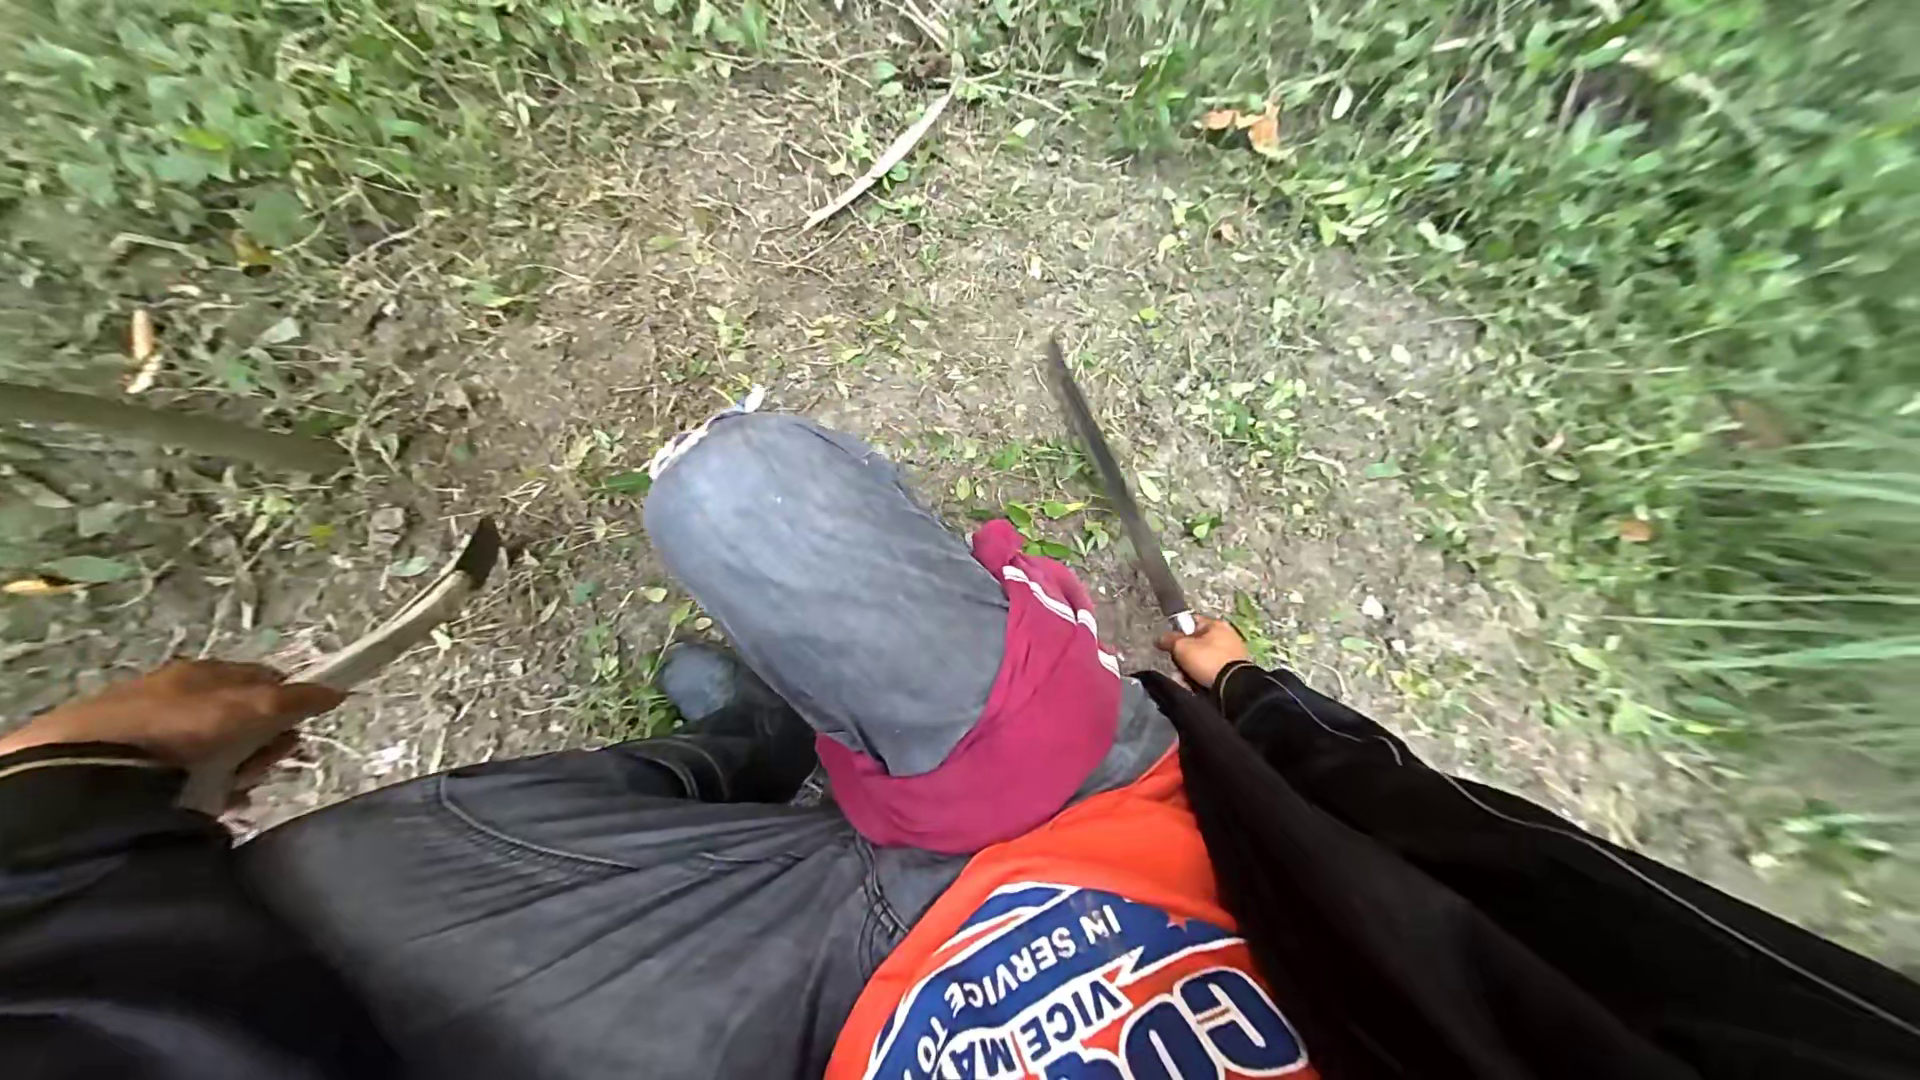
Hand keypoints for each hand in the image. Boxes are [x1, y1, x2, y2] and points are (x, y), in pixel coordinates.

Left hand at [0, 660, 341, 790]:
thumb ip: (306, 696)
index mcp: (203, 670)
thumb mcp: (263, 707)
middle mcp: (170, 691)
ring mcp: (138, 727)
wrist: (89, 772)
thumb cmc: (191, 726)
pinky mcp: (112, 762)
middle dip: (263, 739)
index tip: (297, 724)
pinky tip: (202, 796)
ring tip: (233, 783)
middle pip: (241, 715)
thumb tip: (337, 691)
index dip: (288, 700)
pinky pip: (176, 771)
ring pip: (213, 745)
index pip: (264, 678)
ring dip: (234, 764)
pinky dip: (196, 783)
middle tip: (266, 758)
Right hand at [1155, 615, 1251, 688]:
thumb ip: (1168, 639)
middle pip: (1195, 644)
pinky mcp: (1235, 671)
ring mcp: (1233, 654)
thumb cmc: (1207, 659)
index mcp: (1216, 625)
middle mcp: (1227, 636)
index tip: (1169, 645)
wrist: (1233, 687)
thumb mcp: (1181, 647)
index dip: (1176, 632)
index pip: (1190, 622)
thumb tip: (1159, 638)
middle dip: (1183, 657)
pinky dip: (1203, 677)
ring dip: (1191, 670)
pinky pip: (1212, 671)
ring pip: (1202, 660)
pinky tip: (1196, 686)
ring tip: (1185, 680)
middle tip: (1177, 666)